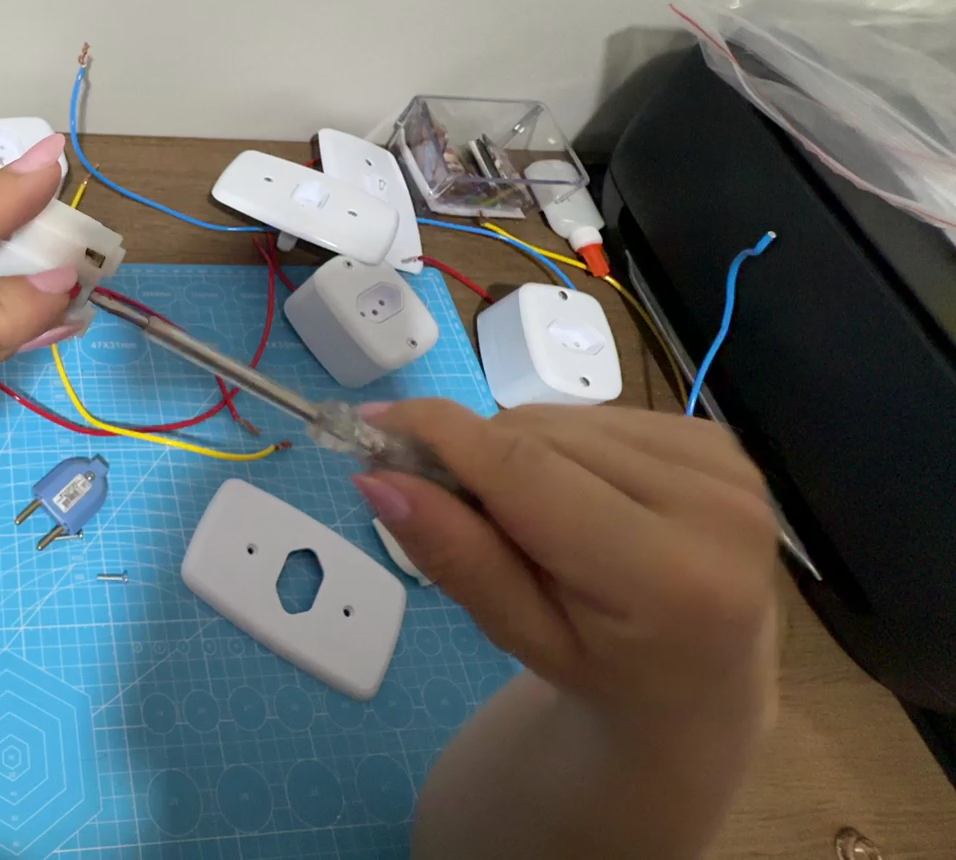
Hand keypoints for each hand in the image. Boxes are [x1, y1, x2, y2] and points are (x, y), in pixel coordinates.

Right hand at [355, 401, 781, 722]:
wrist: (701, 680)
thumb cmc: (599, 667)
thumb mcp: (512, 631)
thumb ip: (452, 554)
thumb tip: (377, 479)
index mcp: (667, 577)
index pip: (523, 469)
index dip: (436, 432)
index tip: (369, 420)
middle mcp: (714, 507)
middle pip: (531, 437)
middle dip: (467, 452)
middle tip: (442, 497)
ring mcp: (726, 468)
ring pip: (553, 419)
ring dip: (507, 448)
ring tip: (516, 507)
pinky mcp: (717, 442)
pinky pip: (585, 416)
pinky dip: (548, 443)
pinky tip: (564, 488)